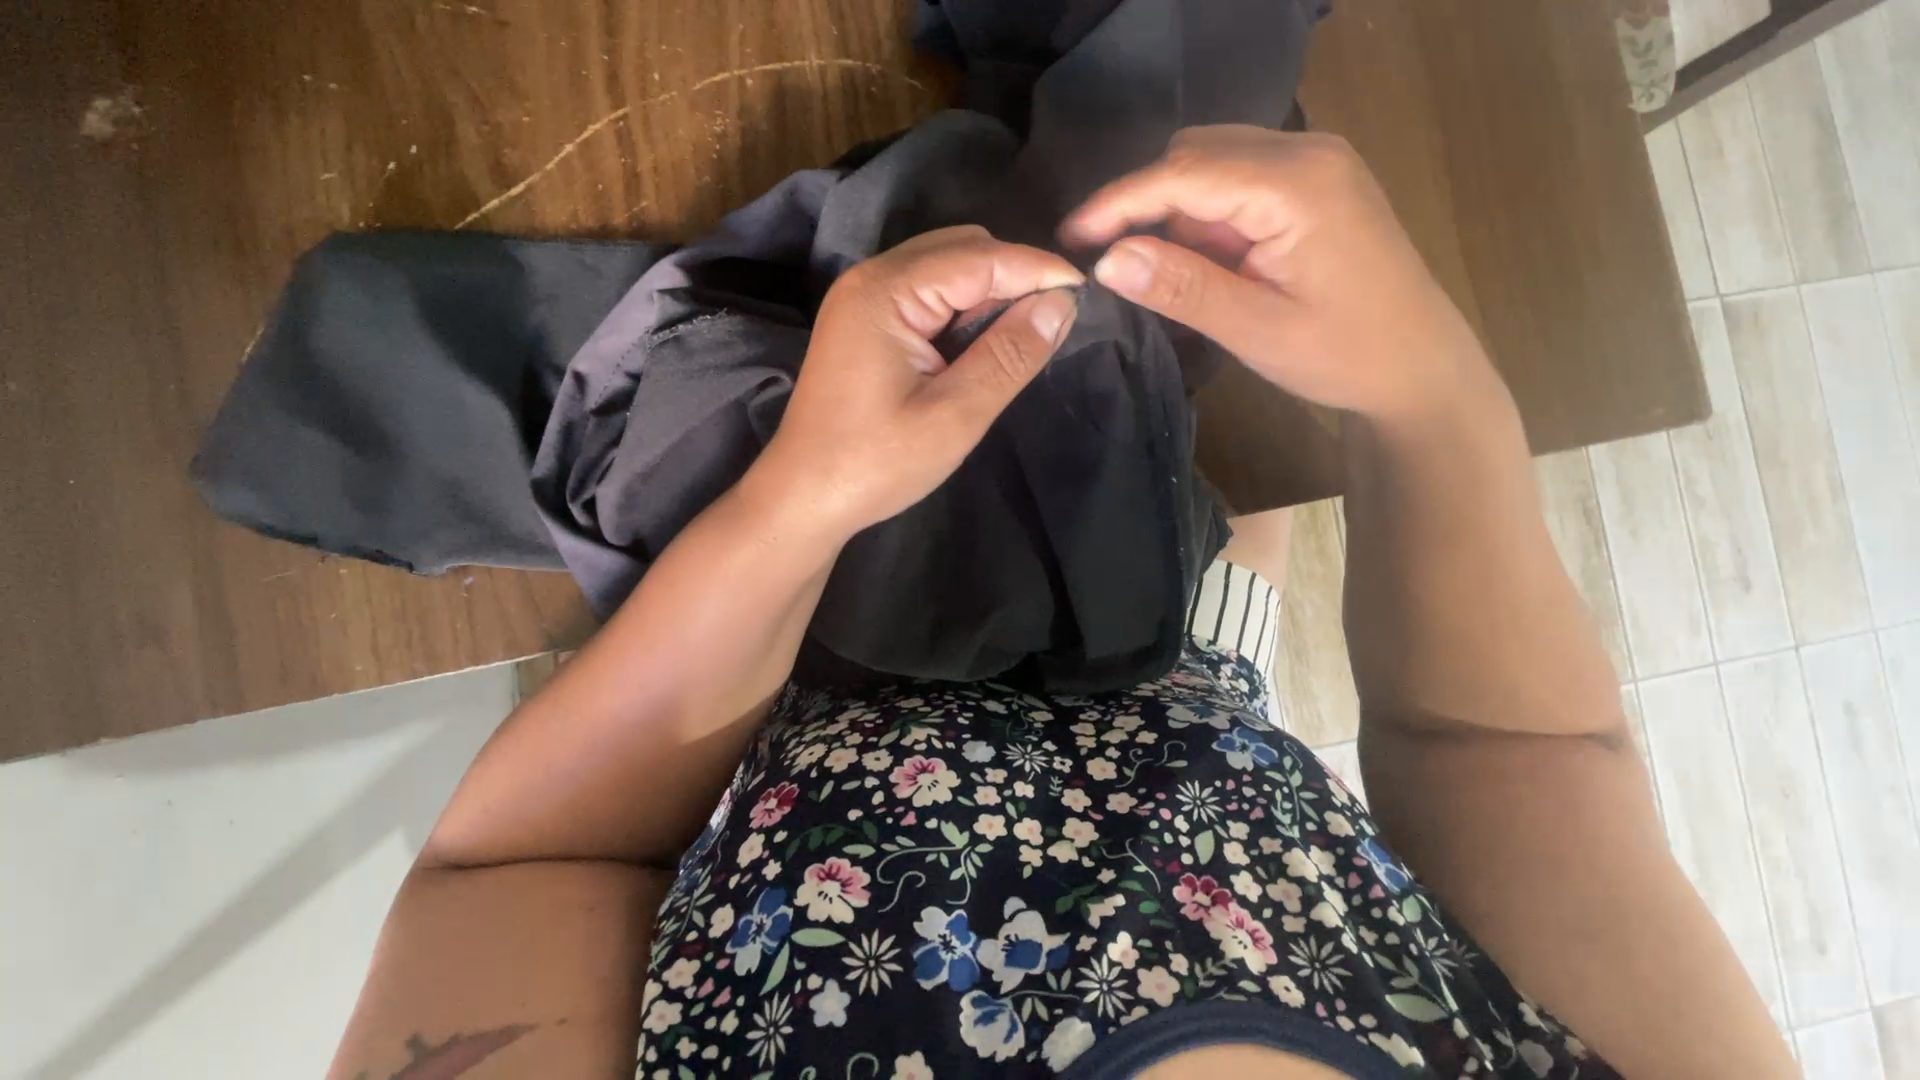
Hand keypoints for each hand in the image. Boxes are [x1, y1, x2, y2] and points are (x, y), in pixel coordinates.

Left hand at [749, 225, 1082, 537]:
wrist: (804, 498)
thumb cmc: (877, 463)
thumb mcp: (954, 415)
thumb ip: (1010, 355)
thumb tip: (1063, 305)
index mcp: (886, 292)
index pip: (980, 256)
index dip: (1037, 269)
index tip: (1087, 292)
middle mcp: (870, 279)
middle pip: (960, 248)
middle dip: (1013, 274)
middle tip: (1055, 318)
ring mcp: (862, 299)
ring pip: (944, 268)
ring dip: (988, 290)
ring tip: (1025, 331)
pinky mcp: (863, 322)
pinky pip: (925, 293)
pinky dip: (961, 307)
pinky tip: (983, 340)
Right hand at [1061, 125, 1496, 419]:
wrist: (1418, 368)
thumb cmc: (1343, 355)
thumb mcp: (1256, 329)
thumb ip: (1182, 288)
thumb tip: (1107, 260)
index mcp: (1297, 184)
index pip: (1183, 172)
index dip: (1119, 202)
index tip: (1070, 237)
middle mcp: (1307, 152)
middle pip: (1196, 153)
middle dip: (1148, 205)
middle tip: (1116, 266)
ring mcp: (1316, 163)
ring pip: (1214, 164)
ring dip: (1179, 214)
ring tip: (1174, 277)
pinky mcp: (1316, 183)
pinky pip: (1239, 182)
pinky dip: (1209, 219)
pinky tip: (1212, 265)